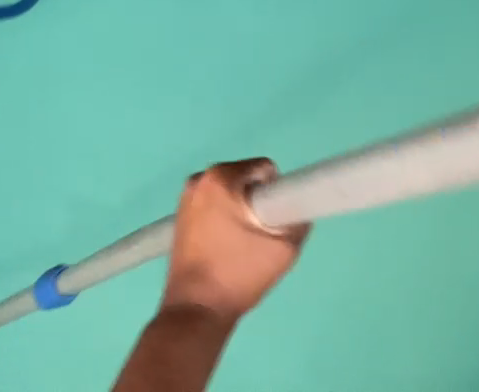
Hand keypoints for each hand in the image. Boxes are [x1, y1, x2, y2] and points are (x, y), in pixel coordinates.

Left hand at [161, 159, 309, 321]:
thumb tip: (298, 207)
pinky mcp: (180, 214)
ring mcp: (186, 196)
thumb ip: (298, 219)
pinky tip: (225, 247)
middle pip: (245, 178)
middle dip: (257, 202)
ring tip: (242, 245)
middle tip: (259, 236)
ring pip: (229, 192)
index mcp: (221, 177)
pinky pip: (214, 204)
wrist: (196, 310)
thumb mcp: (284, 249)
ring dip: (241, 210)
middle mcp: (199, 178)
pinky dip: (224, 217)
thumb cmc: (239, 275)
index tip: (273, 221)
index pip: (263, 169)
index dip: (276, 194)